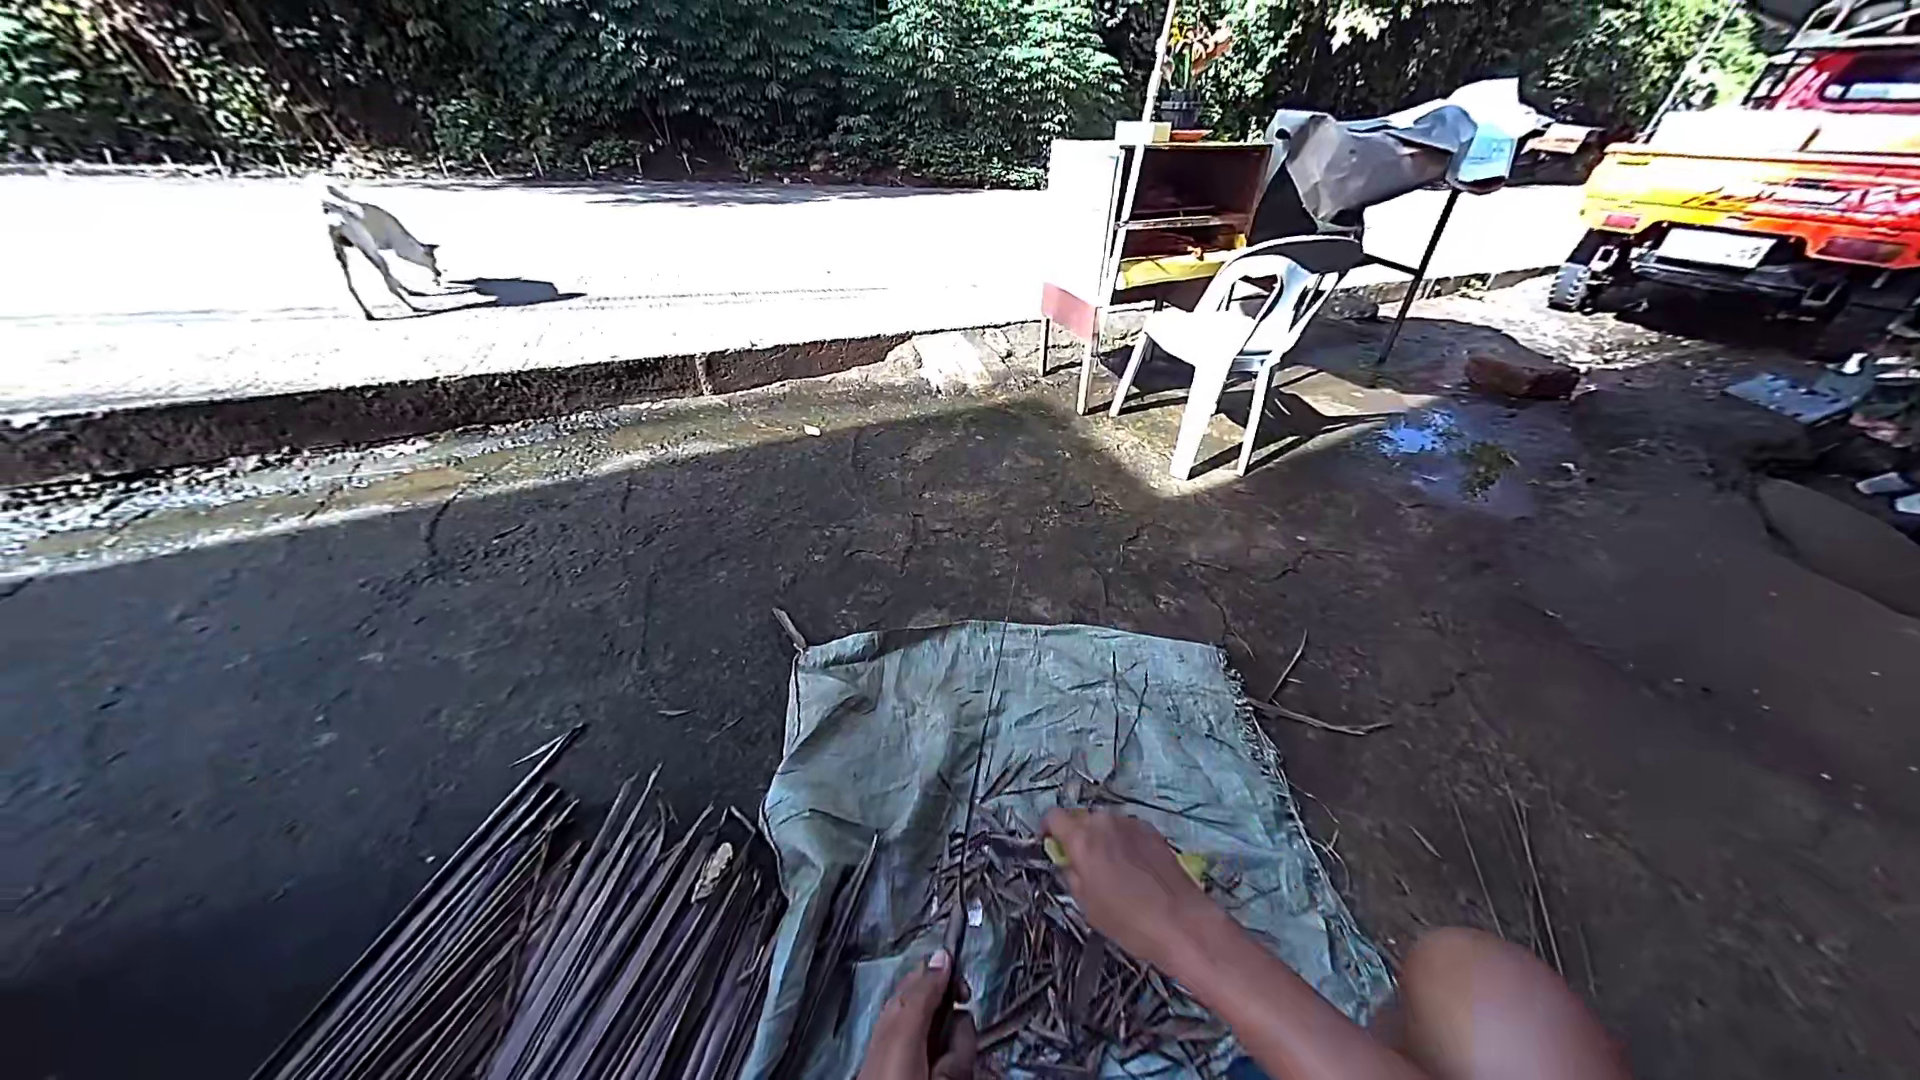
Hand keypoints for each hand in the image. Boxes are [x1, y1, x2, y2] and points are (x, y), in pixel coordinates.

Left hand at [857, 948, 976, 1079]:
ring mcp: (934, 1064)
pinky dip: (961, 1071)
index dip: (951, 982)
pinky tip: (949, 1079)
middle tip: (942, 1062)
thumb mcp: (903, 1033)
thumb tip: (943, 954)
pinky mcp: (948, 1077)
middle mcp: (920, 1036)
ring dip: (959, 1061)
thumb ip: (922, 992)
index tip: (963, 992)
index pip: (934, 980)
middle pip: (958, 1017)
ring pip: (966, 1047)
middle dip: (959, 1037)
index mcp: (902, 1014)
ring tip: (942, 1078)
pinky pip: (966, 1066)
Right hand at [1041, 808, 1225, 972]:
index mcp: (1081, 838)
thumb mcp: (1085, 904)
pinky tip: (1136, 868)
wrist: (1182, 922)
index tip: (1053, 847)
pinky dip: (1123, 841)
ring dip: (1102, 838)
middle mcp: (1103, 821)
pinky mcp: (1151, 829)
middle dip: (1077, 837)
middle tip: (1086, 866)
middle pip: (1080, 819)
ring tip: (1115, 869)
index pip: (1053, 817)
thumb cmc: (1128, 920)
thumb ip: (1069, 873)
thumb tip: (1067, 859)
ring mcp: (1129, 822)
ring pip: (1105, 824)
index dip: (1048, 830)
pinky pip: (1126, 829)